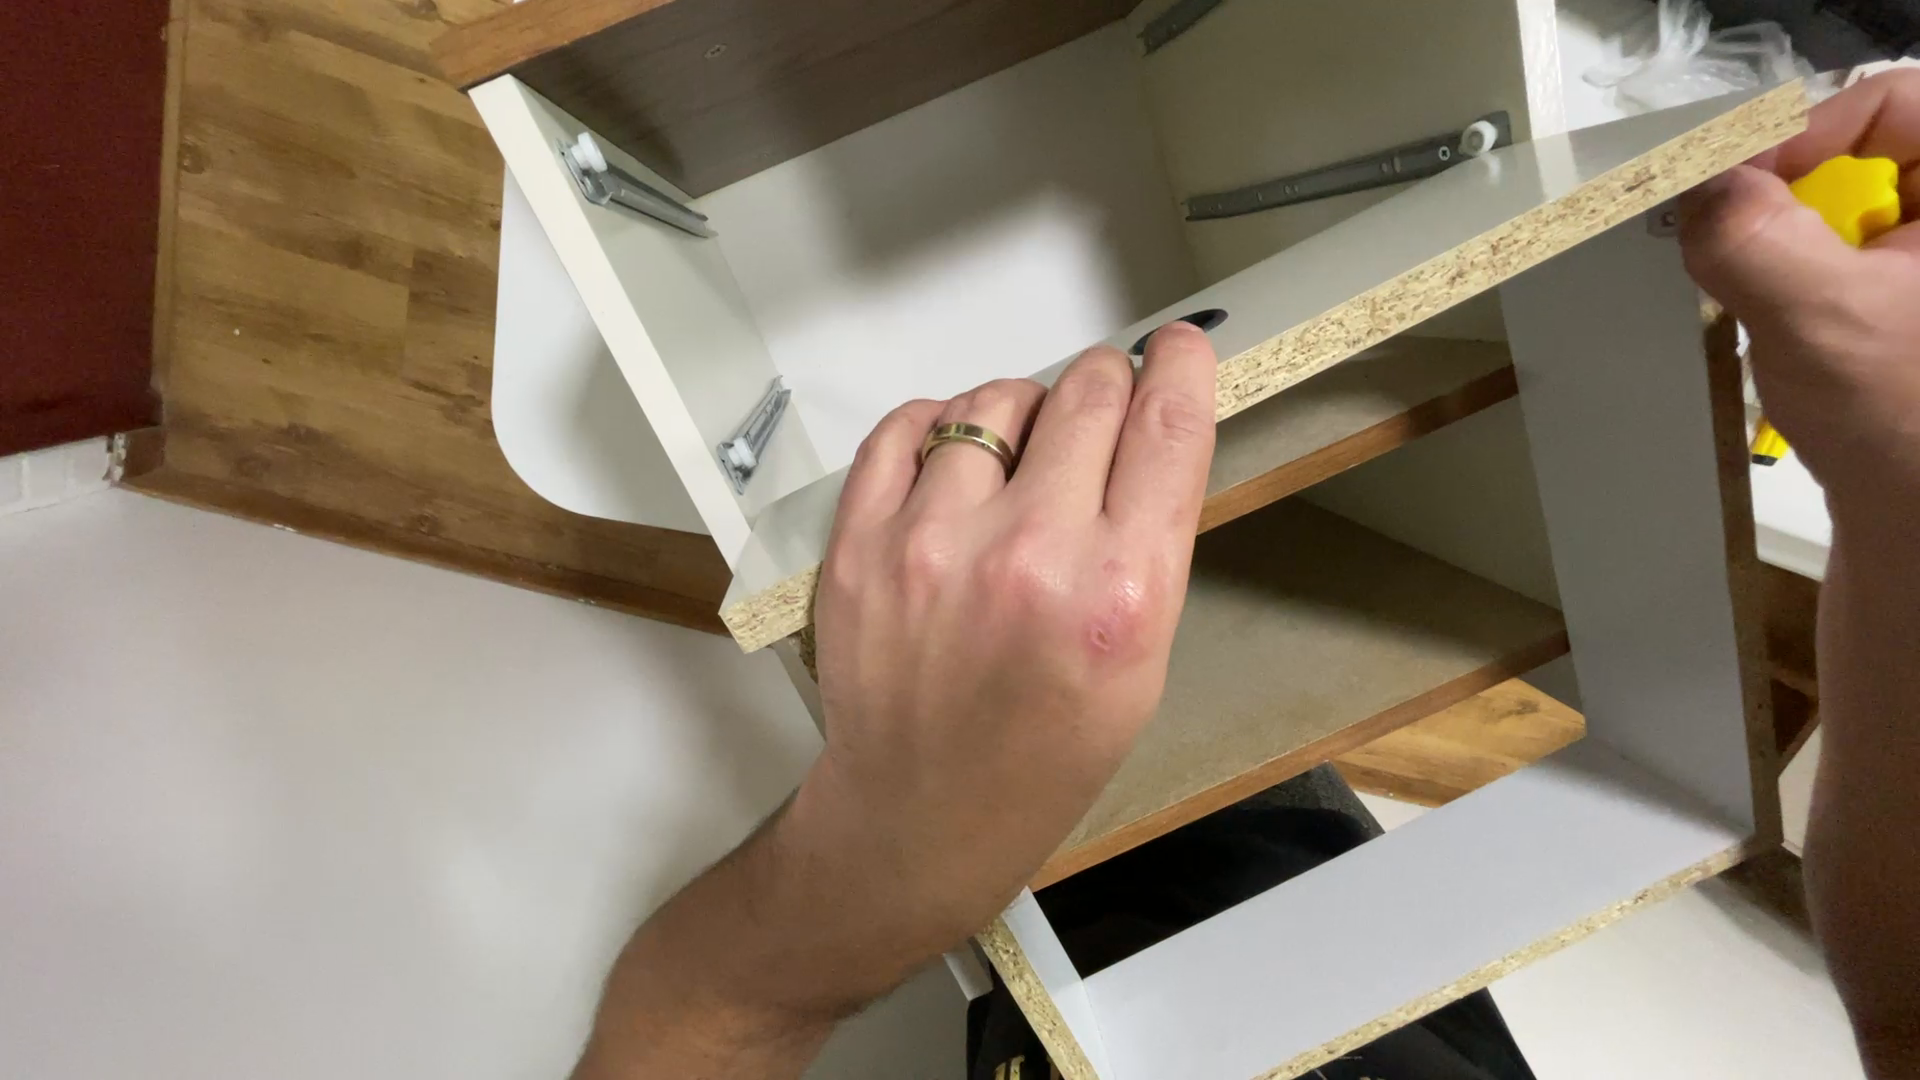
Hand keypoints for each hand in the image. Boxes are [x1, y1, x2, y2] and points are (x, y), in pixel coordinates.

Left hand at [570, 327, 1215, 1079]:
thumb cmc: (1049, 750)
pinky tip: (952, 462)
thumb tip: (1136, 428)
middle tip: (1092, 418)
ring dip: (1018, 416)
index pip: (1167, 428)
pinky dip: (939, 427)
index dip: (1179, 367)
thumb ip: (1144, 539)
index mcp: (1121, 597)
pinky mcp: (858, 544)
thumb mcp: (1141, 659)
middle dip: (1102, 389)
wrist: (923, 811)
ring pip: (993, 398)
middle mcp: (1029, 555)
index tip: (1173, 347)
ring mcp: (930, 543)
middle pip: (1084, 391)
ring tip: (1014, 465)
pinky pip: (906, 424)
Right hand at [1680, 70, 1919, 523]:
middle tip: (1743, 262)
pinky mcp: (1914, 290)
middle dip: (1786, 203)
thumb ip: (1754, 241)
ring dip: (1787, 247)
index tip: (1723, 201)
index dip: (1797, 138)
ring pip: (1850, 204)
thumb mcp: (1815, 317)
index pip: (1892, 99)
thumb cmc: (1901, 414)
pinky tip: (1794, 321)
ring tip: (1778, 305)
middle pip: (1870, 150)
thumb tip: (1702, 186)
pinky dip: (1801, 276)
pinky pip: (1850, 247)